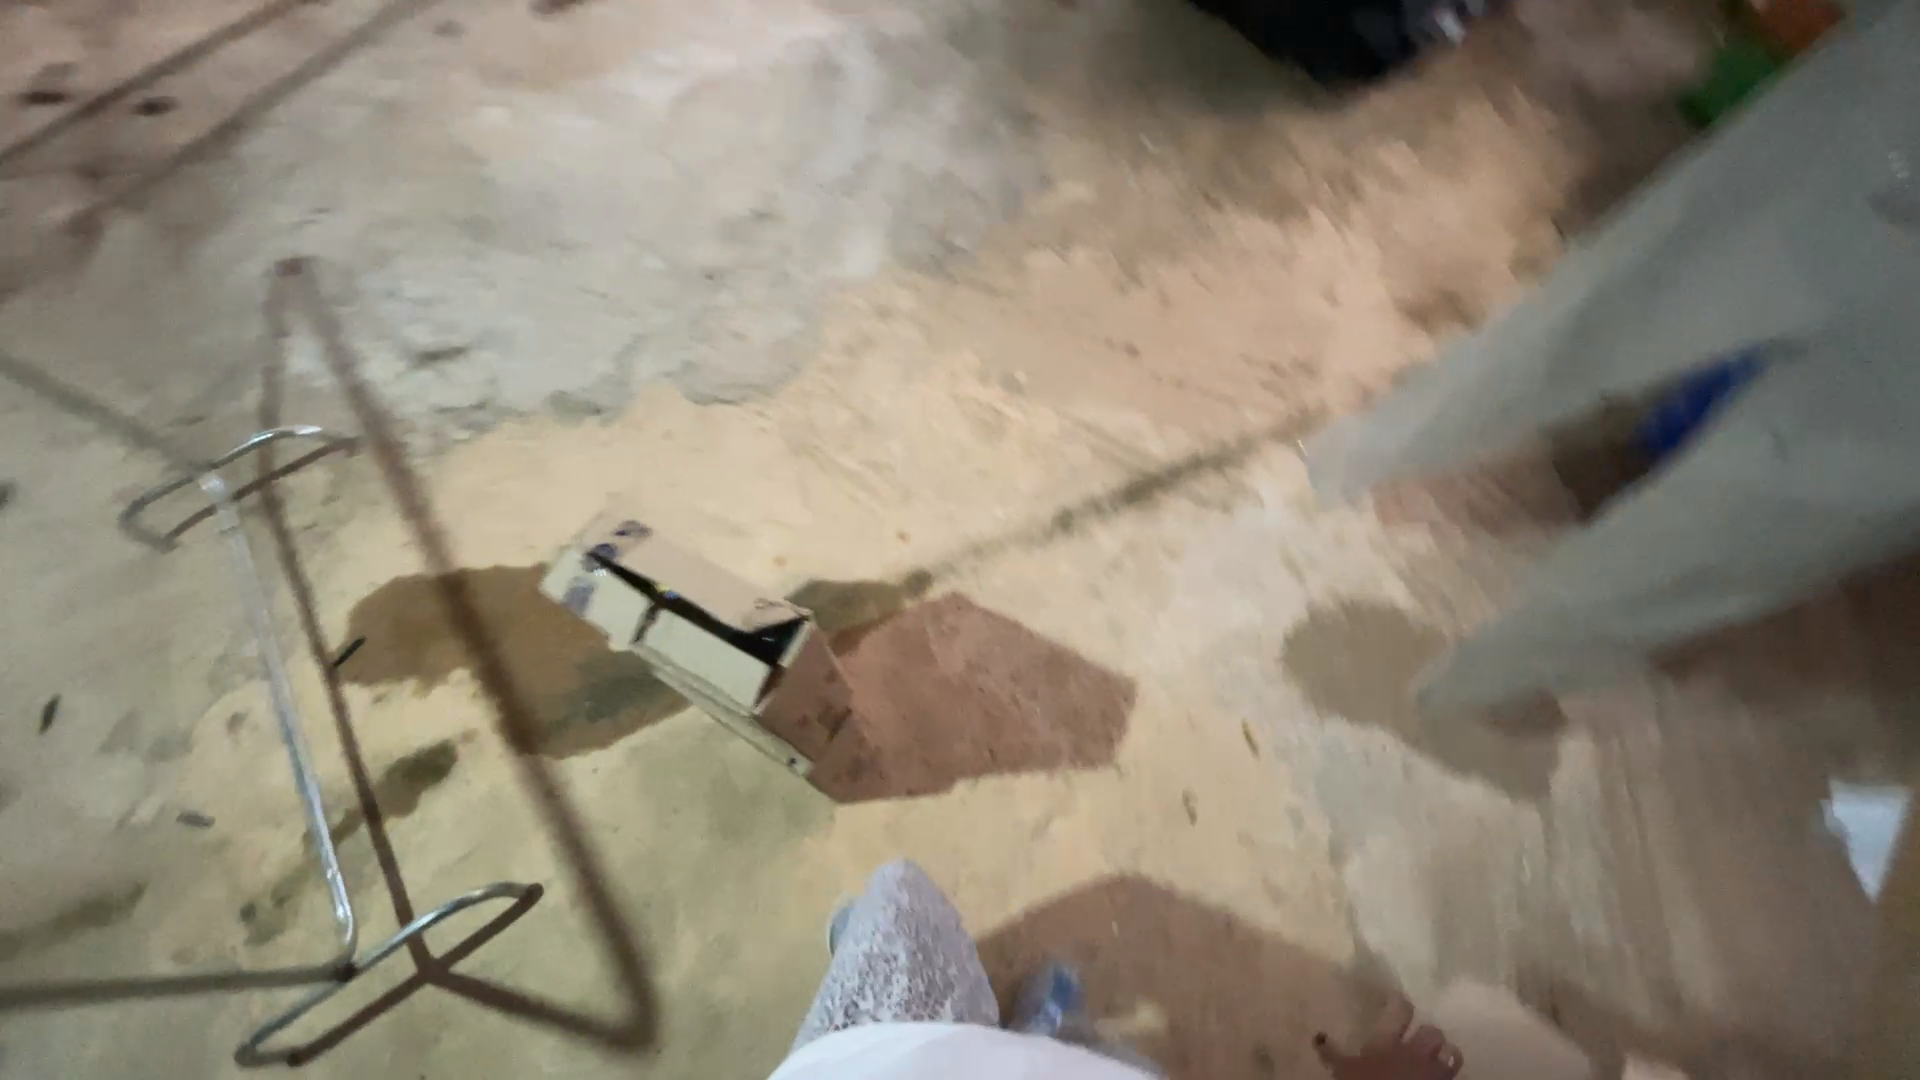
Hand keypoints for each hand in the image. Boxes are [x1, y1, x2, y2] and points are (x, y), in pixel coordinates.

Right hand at [1313, 998, 1462, 1079]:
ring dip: (1446, 1051)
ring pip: (1451, 1051)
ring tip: (1438, 1052)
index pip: (1400, 1008)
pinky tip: (1443, 1074)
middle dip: (1427, 1030)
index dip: (1398, 1000)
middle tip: (1418, 1033)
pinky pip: (1456, 1075)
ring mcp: (1436, 1071)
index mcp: (1390, 1040)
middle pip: (1432, 1030)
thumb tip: (1318, 1036)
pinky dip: (1451, 1073)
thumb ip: (1332, 1052)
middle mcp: (1417, 1051)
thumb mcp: (1343, 1071)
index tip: (1392, 997)